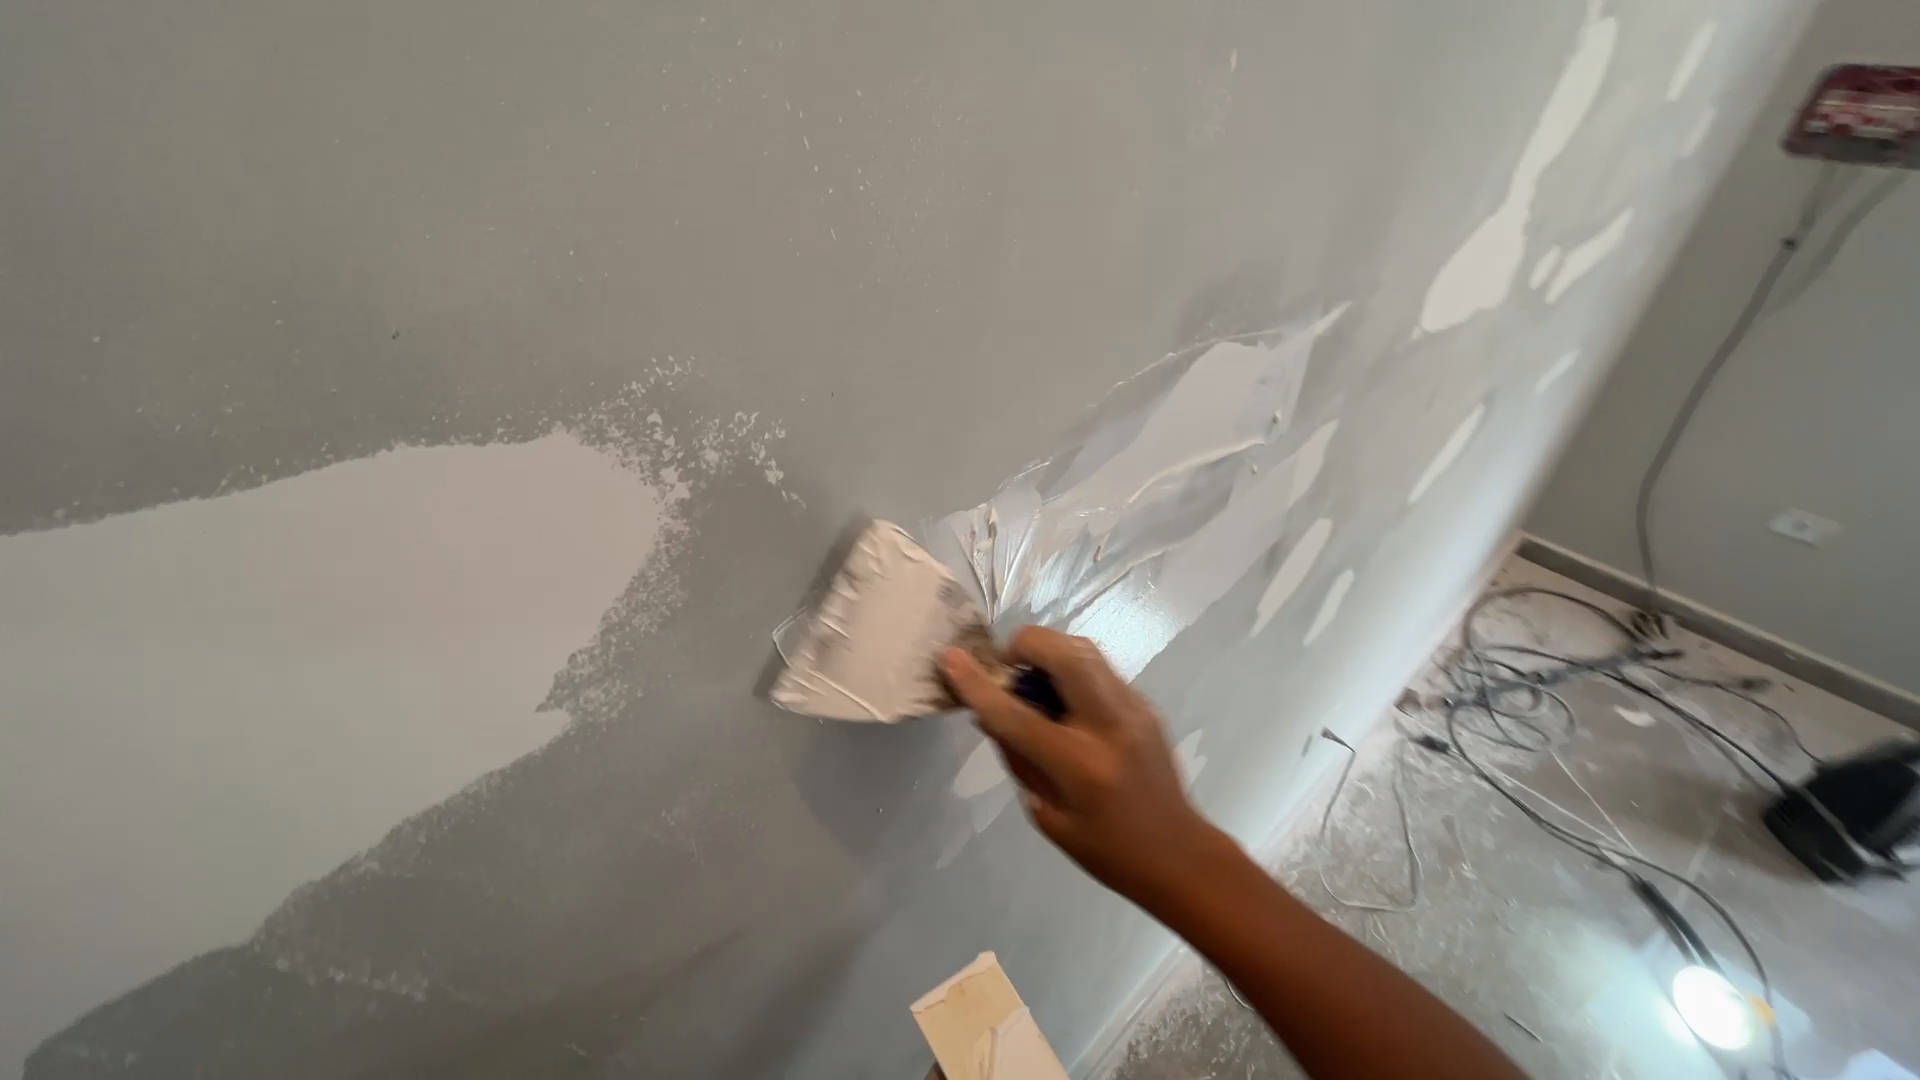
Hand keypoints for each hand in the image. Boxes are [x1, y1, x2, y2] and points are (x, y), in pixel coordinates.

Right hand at [942, 627, 1223, 906]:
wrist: (1178, 854)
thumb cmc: (1106, 849)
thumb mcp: (1048, 815)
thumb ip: (1018, 759)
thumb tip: (990, 713)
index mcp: (1080, 766)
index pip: (1017, 715)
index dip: (978, 685)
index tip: (951, 658)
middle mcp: (1110, 727)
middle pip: (1064, 655)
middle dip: (1026, 644)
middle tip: (1008, 667)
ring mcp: (1134, 710)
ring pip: (1085, 651)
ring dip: (1050, 652)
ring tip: (1034, 680)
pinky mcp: (1146, 705)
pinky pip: (1100, 669)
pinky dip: (1072, 670)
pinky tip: (1065, 701)